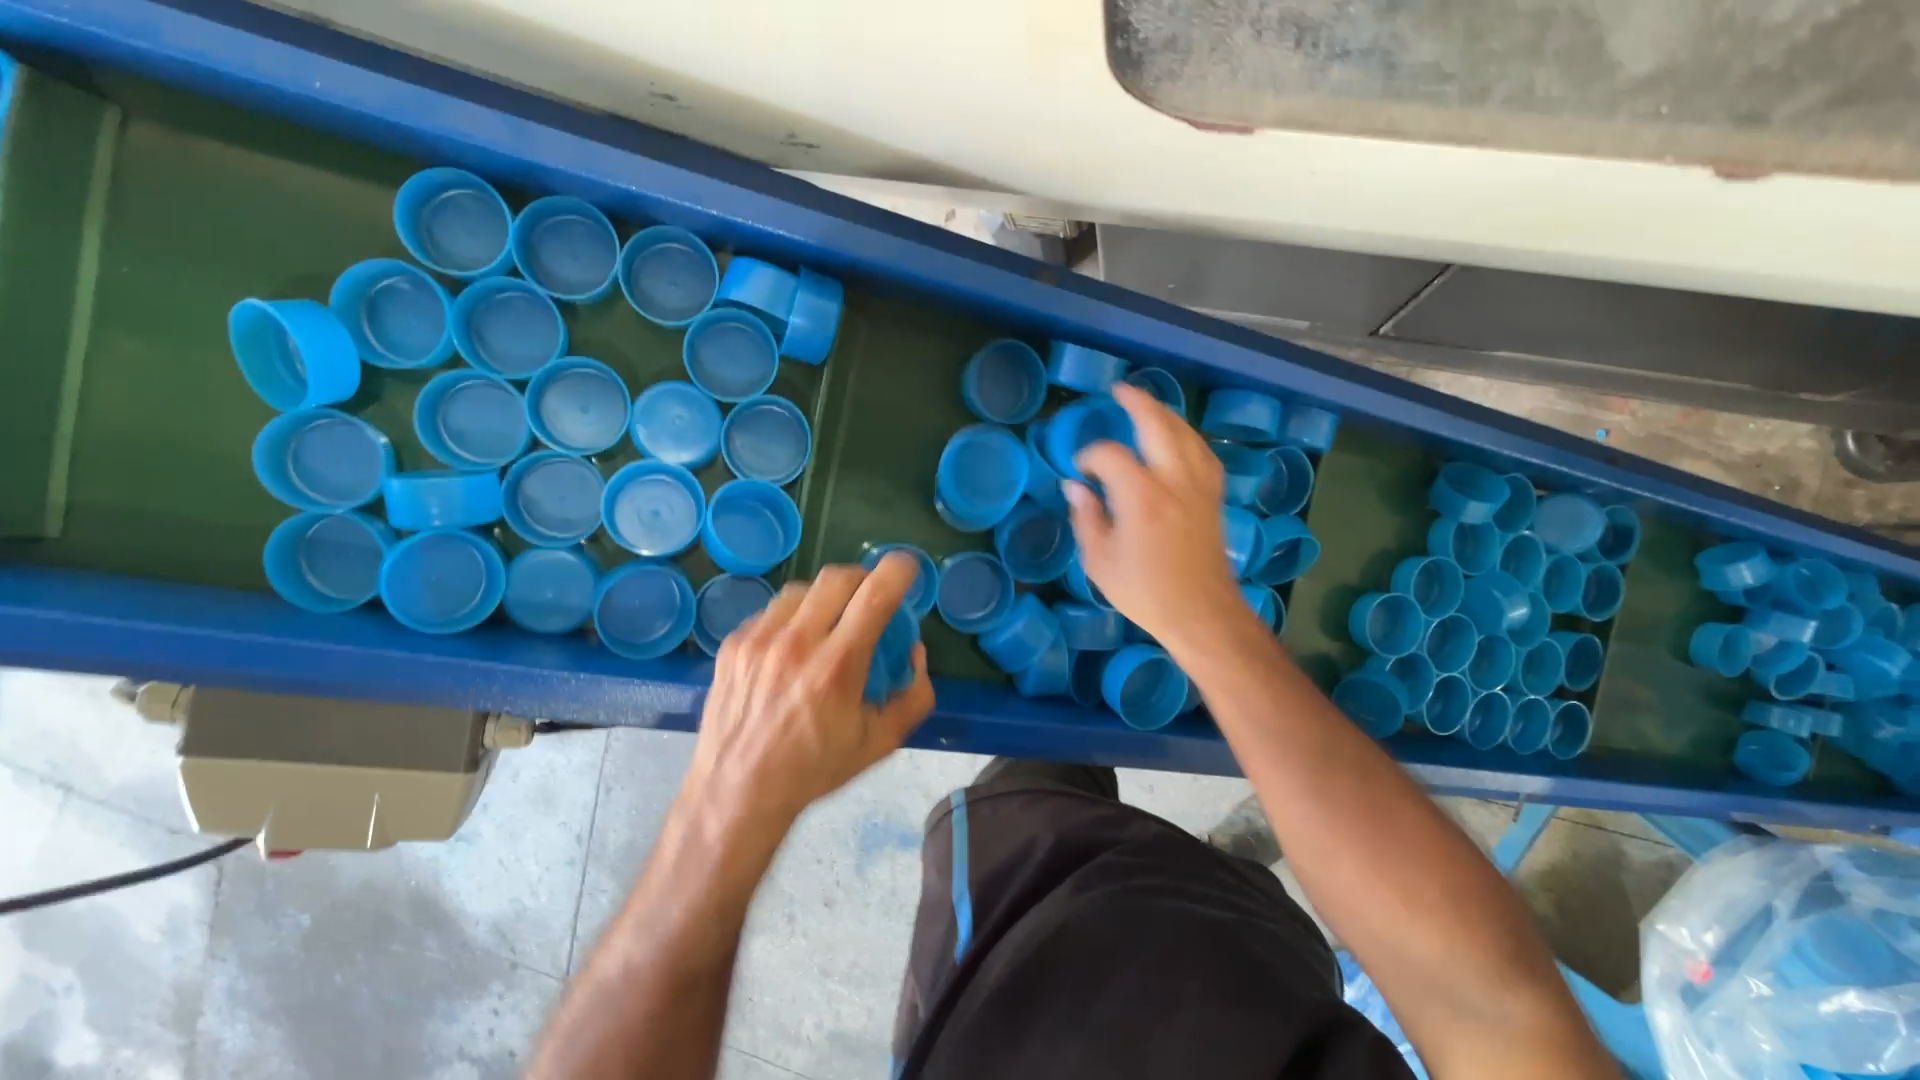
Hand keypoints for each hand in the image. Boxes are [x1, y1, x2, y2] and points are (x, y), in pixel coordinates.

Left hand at [681, 553, 934, 830]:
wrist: (738, 790)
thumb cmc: (815, 768)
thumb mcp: (881, 742)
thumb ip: (914, 694)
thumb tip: (915, 651)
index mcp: (838, 666)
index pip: (876, 594)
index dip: (899, 570)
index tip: (907, 568)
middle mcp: (797, 643)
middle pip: (838, 577)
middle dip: (863, 579)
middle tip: (869, 599)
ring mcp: (759, 640)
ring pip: (801, 590)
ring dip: (825, 598)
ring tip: (827, 625)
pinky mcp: (734, 644)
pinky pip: (771, 612)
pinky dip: (791, 619)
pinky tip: (792, 649)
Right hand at [1067, 383, 1245, 649]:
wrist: (1200, 613)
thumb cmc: (1144, 592)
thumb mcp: (1099, 561)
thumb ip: (1086, 517)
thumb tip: (1076, 486)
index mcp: (1141, 497)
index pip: (1110, 455)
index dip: (1090, 457)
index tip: (1080, 472)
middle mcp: (1174, 481)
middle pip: (1158, 425)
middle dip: (1137, 402)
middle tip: (1120, 391)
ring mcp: (1199, 486)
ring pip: (1186, 434)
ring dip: (1165, 415)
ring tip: (1147, 407)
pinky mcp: (1214, 497)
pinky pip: (1202, 453)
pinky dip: (1187, 438)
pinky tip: (1178, 440)